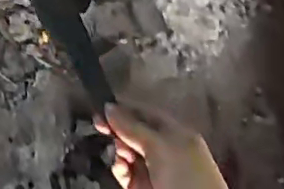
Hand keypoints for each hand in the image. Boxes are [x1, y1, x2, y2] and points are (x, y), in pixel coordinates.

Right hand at [95, 102, 227, 188]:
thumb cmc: (185, 177)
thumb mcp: (160, 147)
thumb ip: (133, 127)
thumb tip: (109, 106)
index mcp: (174, 132)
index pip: (144, 113)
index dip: (124, 108)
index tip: (101, 106)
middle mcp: (163, 149)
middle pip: (134, 132)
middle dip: (117, 129)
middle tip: (98, 126)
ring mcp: (153, 171)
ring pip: (127, 153)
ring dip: (117, 150)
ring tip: (116, 153)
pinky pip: (126, 175)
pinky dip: (119, 169)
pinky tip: (118, 168)